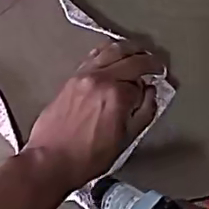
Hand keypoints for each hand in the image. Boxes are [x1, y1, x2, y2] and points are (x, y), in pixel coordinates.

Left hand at [20, 40, 161, 193]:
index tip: (158, 85)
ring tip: (140, 51)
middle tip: (157, 63)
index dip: (152, 85)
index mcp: (117, 95)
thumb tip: (152, 93)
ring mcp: (84, 75)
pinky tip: (114, 53)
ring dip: (130, 47)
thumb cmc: (89, 156)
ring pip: (112, 49)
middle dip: (149, 60)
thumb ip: (145, 112)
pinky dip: (108, 50)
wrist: (50, 160)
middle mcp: (101, 79)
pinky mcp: (72, 78)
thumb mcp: (127, 139)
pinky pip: (94, 55)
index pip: (143, 82)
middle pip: (132, 59)